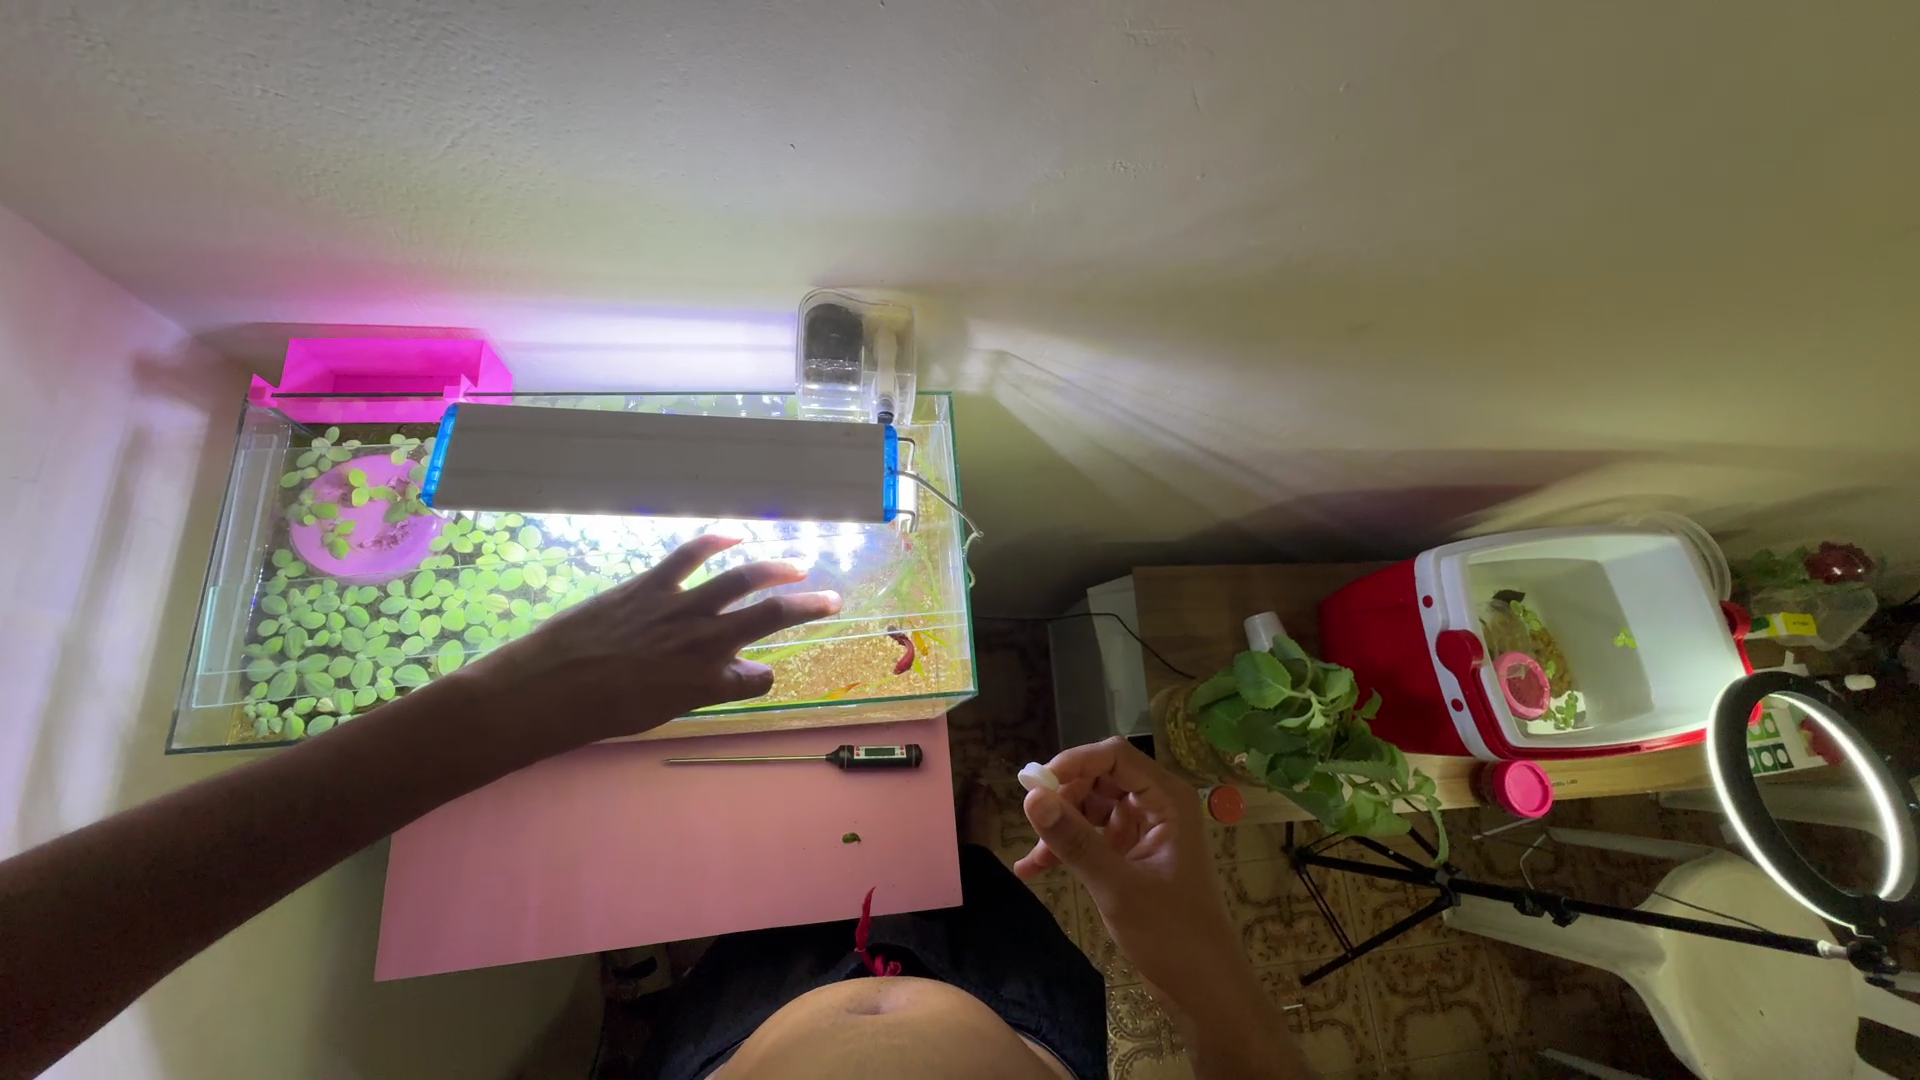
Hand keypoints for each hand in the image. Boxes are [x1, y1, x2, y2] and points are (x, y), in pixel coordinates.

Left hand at [458, 534, 840, 754]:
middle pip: (770, 617)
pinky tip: (736, 534)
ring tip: (800, 565)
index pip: (757, 677)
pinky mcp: (650, 585)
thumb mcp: (661, 712)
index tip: (754, 676)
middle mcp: (704, 641)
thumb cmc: (599, 714)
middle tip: (833, 600)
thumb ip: (702, 690)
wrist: (543, 692)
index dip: (759, 677)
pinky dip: (716, 540)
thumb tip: (734, 673)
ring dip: (777, 569)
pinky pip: (690, 555)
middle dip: (808, 606)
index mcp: (708, 682)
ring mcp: (678, 608)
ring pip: (742, 580)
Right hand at [1015, 737, 1249, 1015]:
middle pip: (1100, 777)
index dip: (1073, 762)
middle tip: (1033, 823)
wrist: (1206, 991)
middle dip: (1064, 797)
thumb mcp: (1117, 886)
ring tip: (1033, 857)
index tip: (1035, 786)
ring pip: (1092, 805)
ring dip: (1062, 825)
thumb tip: (1031, 797)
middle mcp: (1158, 804)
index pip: (1114, 756)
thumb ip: (1074, 840)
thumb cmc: (1172, 935)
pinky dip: (1069, 847)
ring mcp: (1146, 828)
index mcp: (1167, 799)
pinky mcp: (1135, 852)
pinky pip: (1094, 834)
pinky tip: (1036, 869)